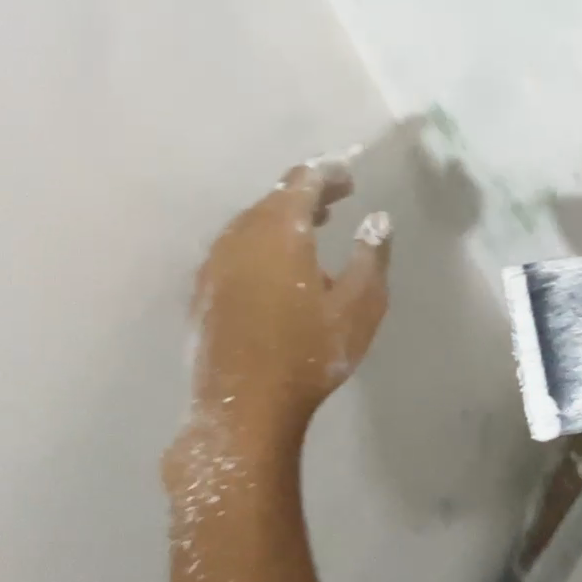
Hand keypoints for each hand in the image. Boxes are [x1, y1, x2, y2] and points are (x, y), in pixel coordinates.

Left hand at [181, 153, 391, 450]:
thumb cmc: (311, 353)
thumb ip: (371, 256)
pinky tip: (280, 264)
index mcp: (280, 233)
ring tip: (315, 226)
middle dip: (306, 191)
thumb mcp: (361, 305)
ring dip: (282, 216)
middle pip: (272, 199)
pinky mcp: (204, 293)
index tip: (351, 172)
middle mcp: (240, 239)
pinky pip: (236, 248)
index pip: (301, 182)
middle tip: (339, 196)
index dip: (327, 172)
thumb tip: (377, 219)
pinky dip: (262, 241)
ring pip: (249, 223)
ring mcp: (215, 266)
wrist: (242, 409)